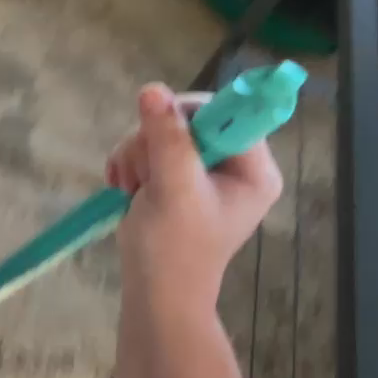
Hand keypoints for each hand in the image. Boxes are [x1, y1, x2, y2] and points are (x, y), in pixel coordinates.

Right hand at [104, 83, 281, 308]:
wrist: (154, 289)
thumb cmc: (175, 247)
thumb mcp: (173, 190)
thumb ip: (167, 139)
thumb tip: (153, 88)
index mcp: (252, 169)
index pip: (226, 112)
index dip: (187, 113)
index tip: (157, 131)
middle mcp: (232, 164)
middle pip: (186, 117)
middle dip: (152, 138)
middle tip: (142, 171)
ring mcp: (201, 170)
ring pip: (159, 129)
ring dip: (135, 151)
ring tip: (132, 184)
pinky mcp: (174, 174)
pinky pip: (145, 143)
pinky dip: (128, 160)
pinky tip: (125, 184)